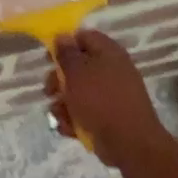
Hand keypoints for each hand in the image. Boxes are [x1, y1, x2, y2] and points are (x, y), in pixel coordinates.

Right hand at [45, 30, 173, 167]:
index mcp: (108, 53)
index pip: (84, 37)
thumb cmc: (100, 100)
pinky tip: (68, 128)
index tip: (49, 57)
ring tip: (59, 114)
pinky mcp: (107, 117)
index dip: (64, 44)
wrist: (128, 141)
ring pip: (77, 93)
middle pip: (77, 67)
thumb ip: (66, 53)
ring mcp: (110, 96)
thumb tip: (62, 35)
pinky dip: (74, 120)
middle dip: (58, 80)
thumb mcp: (77, 72)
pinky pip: (84, 113)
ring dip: (63, 104)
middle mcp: (110, 71)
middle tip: (49, 91)